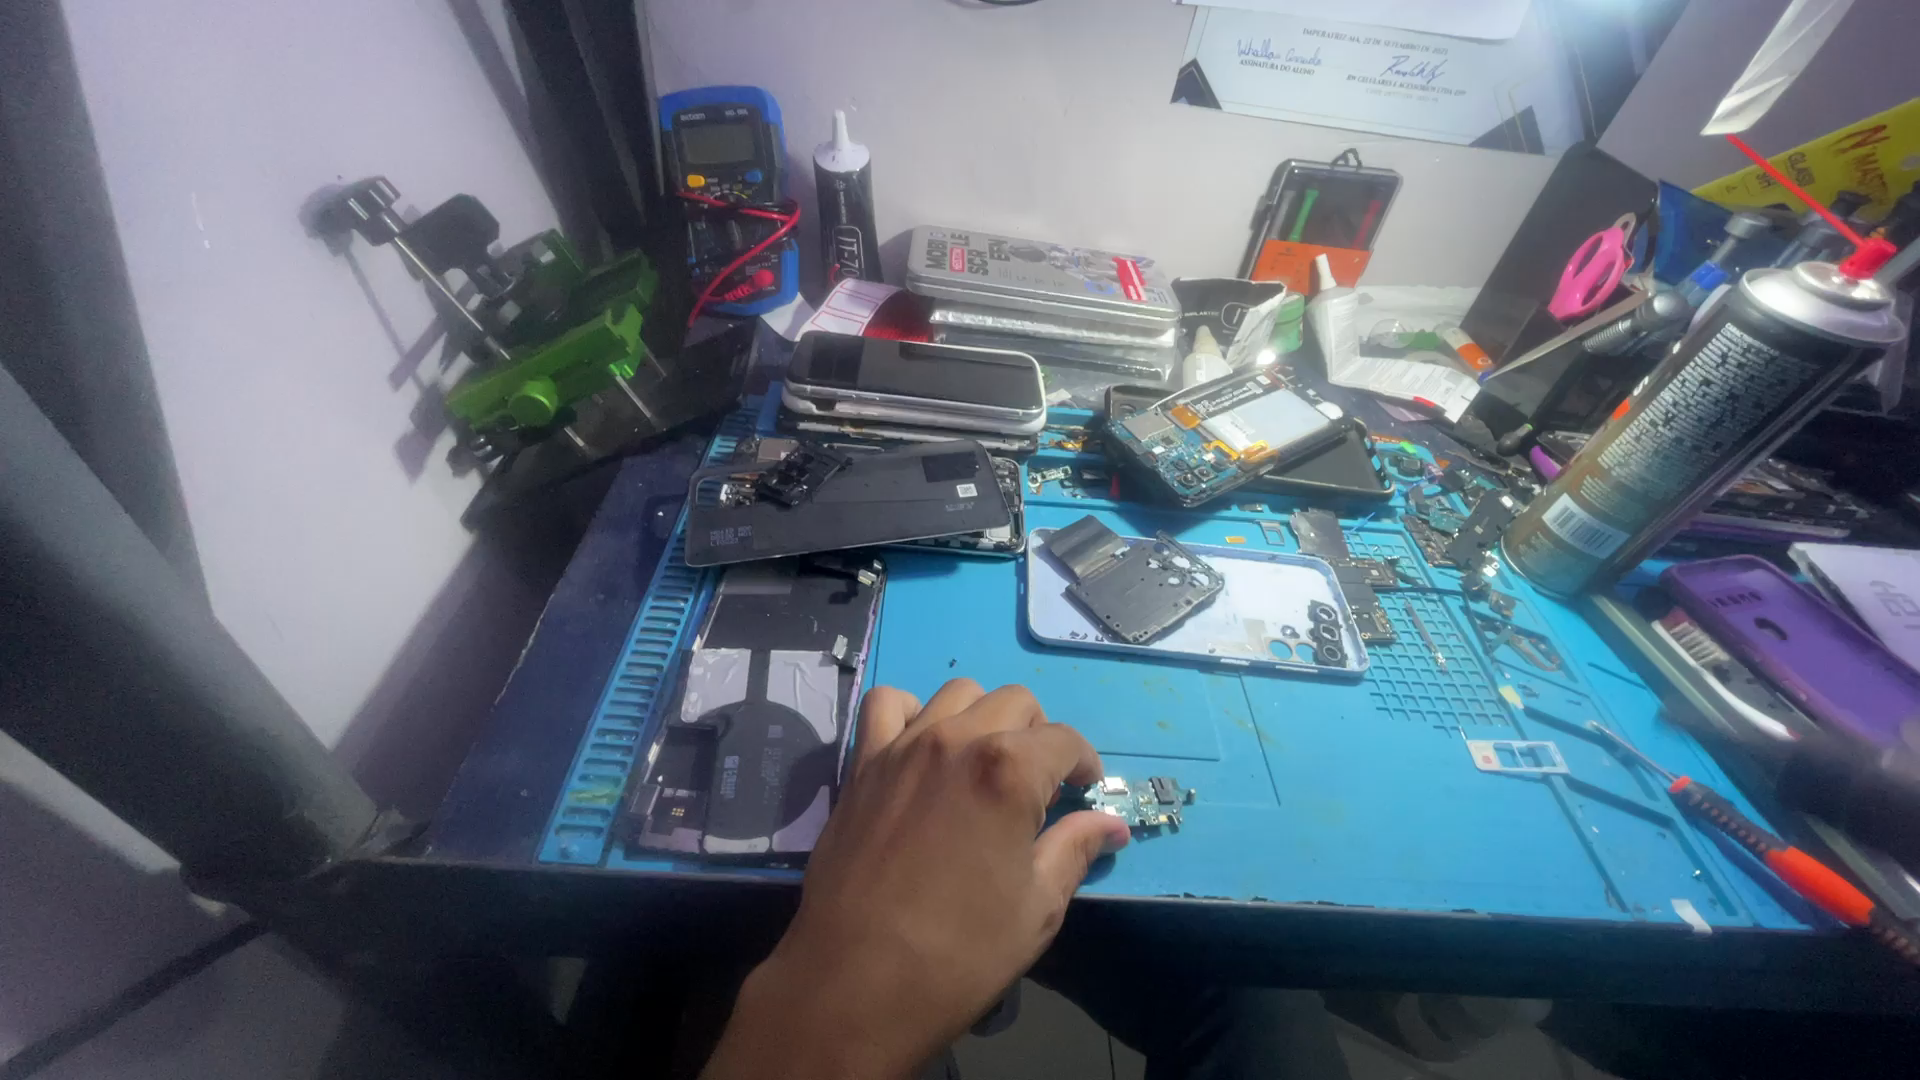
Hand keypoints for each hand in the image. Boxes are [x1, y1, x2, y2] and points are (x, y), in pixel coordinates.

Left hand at [702, 679, 1129, 1079]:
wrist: (855, 982)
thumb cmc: (959, 954)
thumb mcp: (1037, 908)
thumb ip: (1076, 849)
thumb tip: (1113, 825)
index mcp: (1010, 770)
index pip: (1065, 740)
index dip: (1085, 764)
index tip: (1084, 791)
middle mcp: (958, 739)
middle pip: (1016, 702)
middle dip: (1038, 736)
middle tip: (1037, 784)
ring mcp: (905, 744)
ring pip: (959, 693)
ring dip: (983, 717)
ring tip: (983, 763)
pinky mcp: (864, 760)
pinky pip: (888, 703)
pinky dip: (911, 713)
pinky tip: (921, 748)